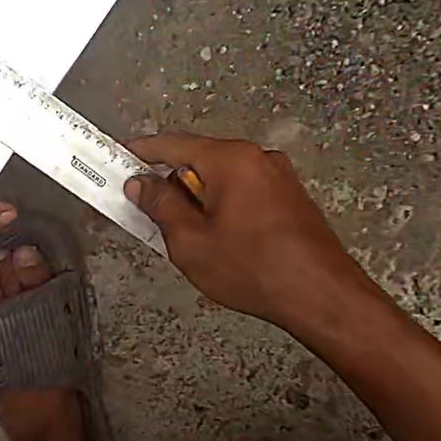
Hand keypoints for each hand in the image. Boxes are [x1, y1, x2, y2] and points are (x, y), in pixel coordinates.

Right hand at [124, 133, 375, 335]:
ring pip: (221, 180)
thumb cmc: (256, 269)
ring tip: (185, 239)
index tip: (120, 156)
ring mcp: (278, 178)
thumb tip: (142, 185)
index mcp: (231, 160)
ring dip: (197, 201)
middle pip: (199, 161)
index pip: (173, 144)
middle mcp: (258, 159)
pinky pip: (243, 194)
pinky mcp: (289, 199)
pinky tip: (216, 242)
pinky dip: (221, 209)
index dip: (141, 152)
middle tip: (147, 213)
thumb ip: (161, 206)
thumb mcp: (191, 241)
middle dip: (170, 185)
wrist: (321, 296)